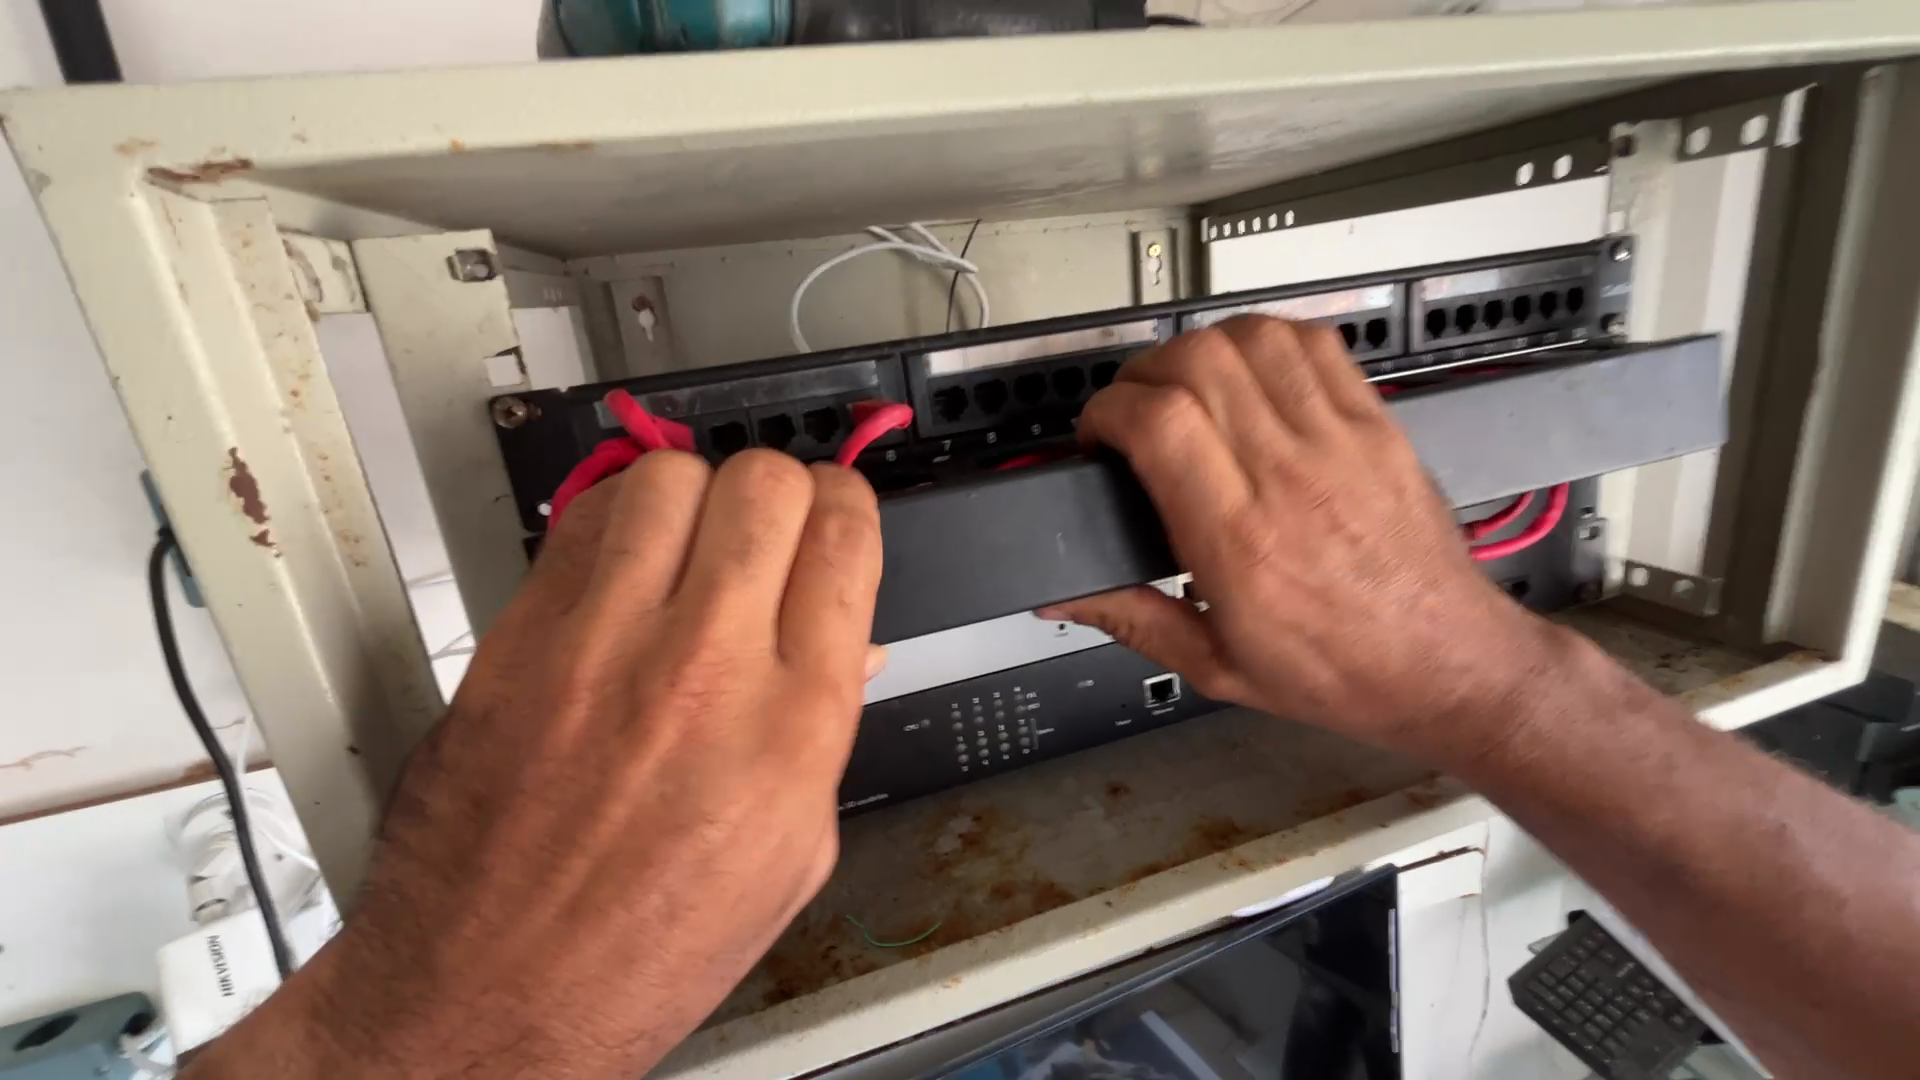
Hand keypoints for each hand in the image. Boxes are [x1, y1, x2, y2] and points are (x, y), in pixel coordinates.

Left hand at [190, 451, 883, 1078]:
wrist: (488, 1001)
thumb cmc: (653, 944)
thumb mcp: (798, 849)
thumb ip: (831, 723)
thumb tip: (854, 642)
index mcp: (794, 722)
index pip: (844, 540)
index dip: (850, 505)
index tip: (839, 513)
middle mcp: (706, 667)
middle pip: (766, 486)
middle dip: (785, 486)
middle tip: (774, 520)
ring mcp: (603, 645)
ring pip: (672, 478)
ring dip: (701, 491)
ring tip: (700, 532)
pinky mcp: (519, 641)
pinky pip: (582, 522)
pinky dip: (620, 515)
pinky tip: (631, 556)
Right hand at [1042, 316, 1559, 758]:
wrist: (1444, 663)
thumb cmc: (1340, 669)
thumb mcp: (1212, 665)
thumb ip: (1128, 620)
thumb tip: (1064, 596)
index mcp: (1238, 540)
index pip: (1159, 423)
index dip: (1108, 410)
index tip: (1099, 433)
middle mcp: (1287, 477)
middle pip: (1196, 364)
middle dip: (1140, 375)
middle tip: (1133, 412)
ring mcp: (1338, 442)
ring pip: (1250, 341)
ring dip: (1197, 349)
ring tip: (1184, 389)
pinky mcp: (1373, 425)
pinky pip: (1313, 344)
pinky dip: (1263, 339)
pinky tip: (1246, 371)